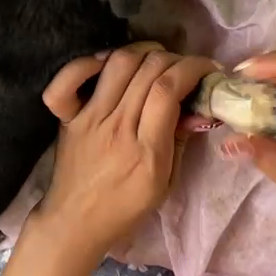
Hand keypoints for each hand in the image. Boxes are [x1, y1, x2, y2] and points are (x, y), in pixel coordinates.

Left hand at [31, 43, 217, 265]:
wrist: (75, 224)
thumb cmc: (126, 208)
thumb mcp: (166, 183)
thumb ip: (180, 140)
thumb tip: (198, 105)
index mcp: (146, 150)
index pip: (169, 89)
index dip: (193, 68)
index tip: (208, 69)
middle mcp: (117, 126)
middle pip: (148, 69)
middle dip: (176, 58)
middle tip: (185, 68)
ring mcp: (89, 118)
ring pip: (118, 64)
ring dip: (143, 51)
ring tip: (157, 59)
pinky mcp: (68, 116)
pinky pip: (67, 80)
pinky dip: (86, 63)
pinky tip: (106, 62)